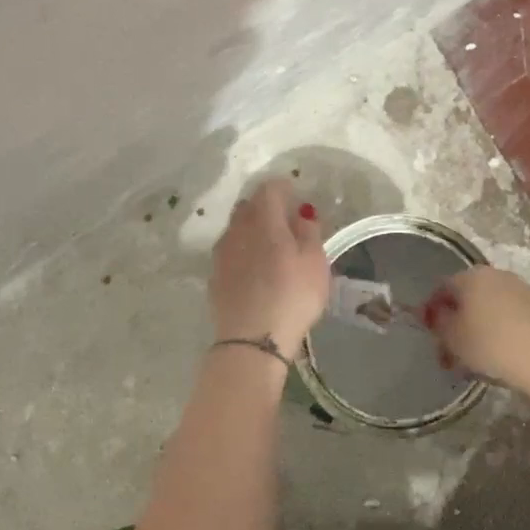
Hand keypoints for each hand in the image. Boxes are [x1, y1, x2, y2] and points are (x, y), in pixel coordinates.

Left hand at [210, 178, 329, 358]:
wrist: (252, 340)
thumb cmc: (292, 297)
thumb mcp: (315, 263)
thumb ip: (309, 231)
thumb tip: (301, 212)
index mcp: (263, 220)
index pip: (269, 189)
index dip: (284, 188)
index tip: (296, 198)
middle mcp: (236, 230)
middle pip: (248, 206)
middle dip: (266, 208)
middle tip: (285, 222)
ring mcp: (221, 254)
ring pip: (235, 229)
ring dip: (252, 231)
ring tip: (271, 249)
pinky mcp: (214, 277)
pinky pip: (229, 253)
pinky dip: (242, 253)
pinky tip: (254, 272)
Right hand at [421, 267, 529, 392]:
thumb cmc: (490, 345)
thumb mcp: (451, 337)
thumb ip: (438, 322)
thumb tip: (435, 312)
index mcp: (471, 276)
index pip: (441, 288)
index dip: (430, 311)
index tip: (429, 334)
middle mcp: (496, 275)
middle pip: (467, 297)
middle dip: (455, 322)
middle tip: (449, 351)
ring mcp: (522, 289)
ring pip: (489, 307)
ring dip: (477, 328)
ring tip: (474, 358)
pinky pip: (510, 317)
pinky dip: (499, 331)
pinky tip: (500, 354)